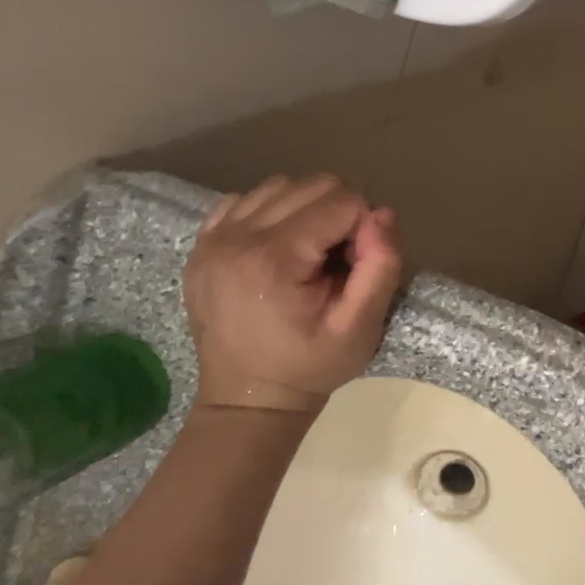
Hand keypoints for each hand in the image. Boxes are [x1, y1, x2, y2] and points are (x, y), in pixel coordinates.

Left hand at [184, 175, 402, 413]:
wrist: (247, 399)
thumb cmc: (310, 364)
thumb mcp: (363, 323)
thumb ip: (381, 264)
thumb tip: (382, 214)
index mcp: (273, 258)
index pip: (345, 201)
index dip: (364, 229)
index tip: (355, 269)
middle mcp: (235, 239)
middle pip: (315, 185)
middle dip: (341, 214)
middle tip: (338, 260)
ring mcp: (212, 241)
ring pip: (283, 186)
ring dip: (309, 209)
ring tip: (311, 252)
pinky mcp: (201, 247)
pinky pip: (245, 199)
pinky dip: (273, 211)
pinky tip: (281, 245)